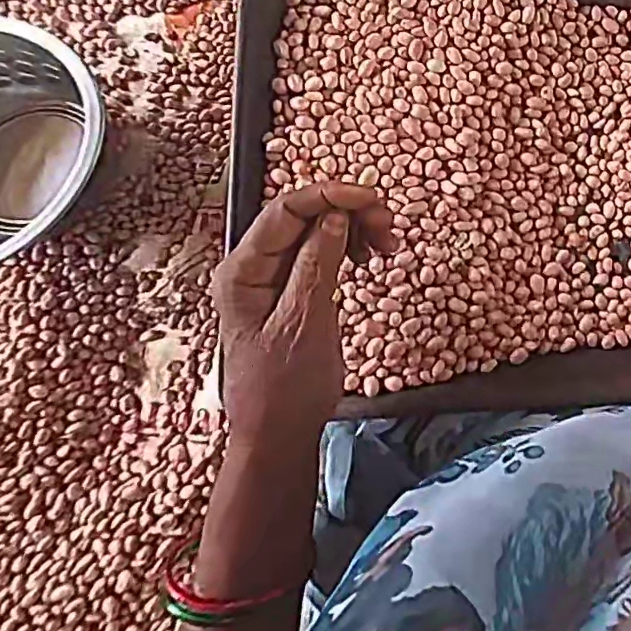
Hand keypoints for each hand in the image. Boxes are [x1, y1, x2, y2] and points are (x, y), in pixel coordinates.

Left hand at [211, 182, 397, 440]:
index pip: (285, 211)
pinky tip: (369, 256)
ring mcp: (276, 277)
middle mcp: (256, 266)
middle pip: (304, 216)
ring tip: (385, 244)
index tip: (370, 198)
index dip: (328, 195)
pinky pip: (324, 252)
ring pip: (318, 230)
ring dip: (354, 228)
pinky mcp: (297, 288)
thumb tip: (335, 215)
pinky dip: (350, 247)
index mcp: (243, 271)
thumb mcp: (303, 323)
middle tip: (387, 225)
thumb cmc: (284, 388)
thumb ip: (316, 265)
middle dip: (347, 211)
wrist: (280, 435)